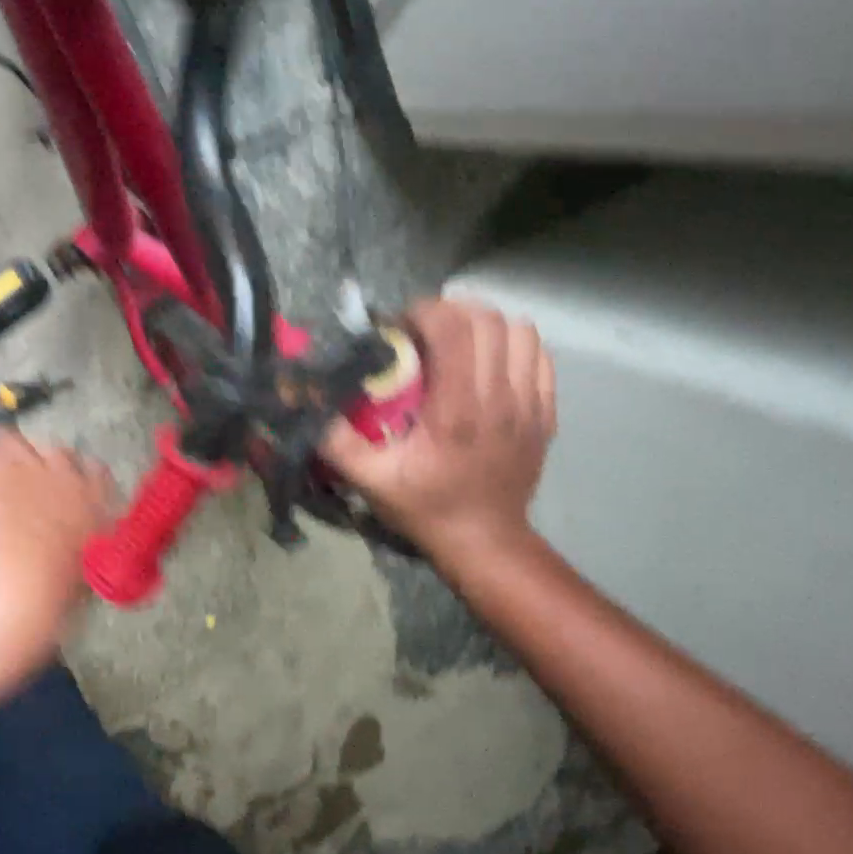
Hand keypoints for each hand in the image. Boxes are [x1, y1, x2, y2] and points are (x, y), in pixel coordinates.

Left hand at [0, 430, 116, 707]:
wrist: (1, 594)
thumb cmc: (44, 604)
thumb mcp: (79, 586)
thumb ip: (79, 556)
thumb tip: (70, 558)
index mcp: (94, 505)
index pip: (94, 472)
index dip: (71, 481)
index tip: (55, 496)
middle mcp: (61, 472)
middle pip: (50, 450)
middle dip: (33, 467)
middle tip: (13, 494)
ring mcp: (18, 461)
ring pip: (6, 438)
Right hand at [322, 298, 555, 561]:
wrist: (483, 540)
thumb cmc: (423, 506)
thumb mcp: (367, 478)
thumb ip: (334, 438)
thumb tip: (308, 398)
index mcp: (456, 409)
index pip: (454, 330)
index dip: (423, 313)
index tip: (397, 328)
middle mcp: (500, 398)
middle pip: (488, 320)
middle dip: (449, 313)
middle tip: (421, 331)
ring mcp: (530, 404)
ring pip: (519, 331)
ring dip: (483, 324)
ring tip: (454, 341)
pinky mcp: (545, 412)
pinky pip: (538, 355)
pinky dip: (511, 345)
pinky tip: (485, 361)